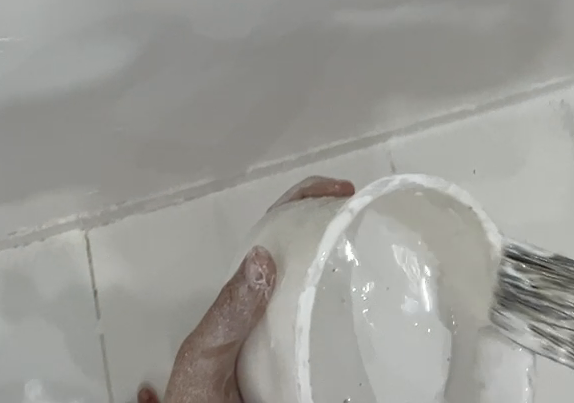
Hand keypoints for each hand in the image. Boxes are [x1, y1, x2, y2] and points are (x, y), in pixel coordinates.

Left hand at [139, 177, 355, 402]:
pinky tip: (376, 311)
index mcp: (244, 294)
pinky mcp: (312, 365)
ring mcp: (293, 334)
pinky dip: (357, 314)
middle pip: (305, 249)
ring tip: (377, 248)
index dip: (301, 202)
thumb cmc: (196, 401)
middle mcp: (272, 306)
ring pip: (324, 286)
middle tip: (365, 212)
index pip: (274, 232)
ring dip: (348, 263)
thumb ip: (226, 314)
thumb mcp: (203, 354)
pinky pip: (339, 332)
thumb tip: (262, 257)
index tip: (336, 191)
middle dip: (333, 223)